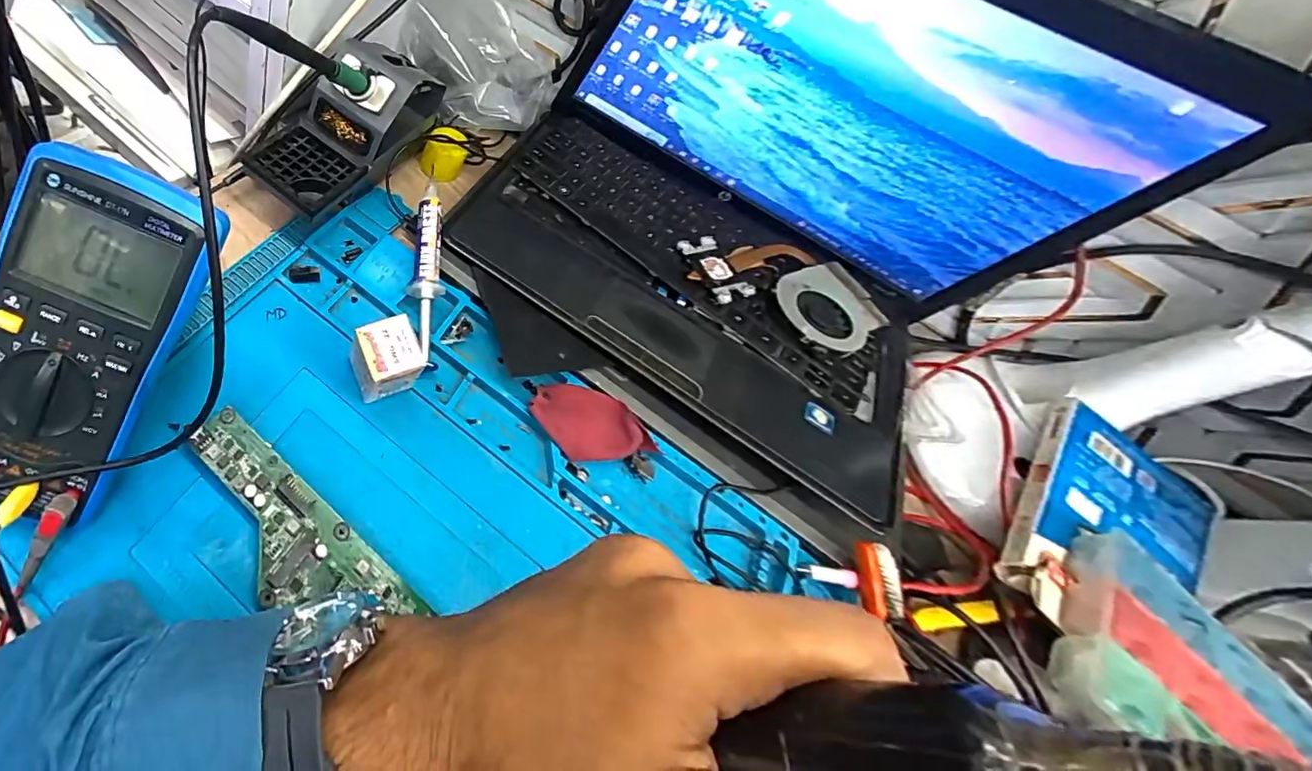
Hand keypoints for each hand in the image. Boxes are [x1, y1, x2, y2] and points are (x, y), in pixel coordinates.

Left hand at [322, 535, 904, 770]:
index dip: (887, 706)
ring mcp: (614, 560)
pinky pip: (663, 613)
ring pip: (718, 628)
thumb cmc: (539, 768)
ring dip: (727, 687)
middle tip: (748, 761)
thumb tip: (776, 744)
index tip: (878, 754)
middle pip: (776, 636)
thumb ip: (765, 762)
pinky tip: (636, 708)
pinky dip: (676, 661)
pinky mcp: (585, 569)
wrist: (424, 721)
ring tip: (682, 743)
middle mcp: (659, 567)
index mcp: (693, 621)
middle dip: (789, 709)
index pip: (846, 641)